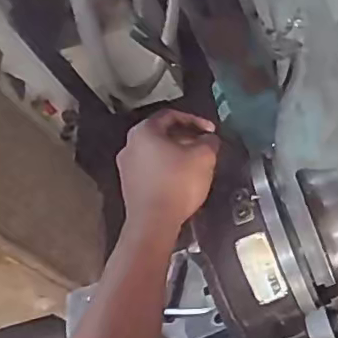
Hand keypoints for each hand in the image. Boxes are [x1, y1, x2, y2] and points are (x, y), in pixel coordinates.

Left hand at [116, 110, 218, 233]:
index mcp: (144, 131)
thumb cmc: (177, 184)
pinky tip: (182, 180)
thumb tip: (209, 139)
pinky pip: (152, 169)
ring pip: (157, 152)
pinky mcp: (129, 185)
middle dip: (187, 137)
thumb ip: (209, 141)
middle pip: (162, 133)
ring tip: (196, 164)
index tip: (211, 130)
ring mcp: (126, 166)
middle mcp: (130, 145)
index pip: (171, 115)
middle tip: (205, 146)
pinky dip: (168, 169)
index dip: (195, 120)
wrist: (154, 222)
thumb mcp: (204, 157)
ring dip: (178, 154)